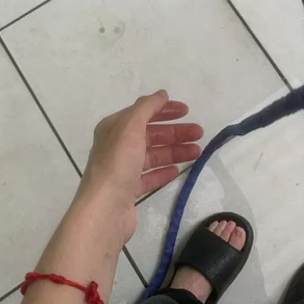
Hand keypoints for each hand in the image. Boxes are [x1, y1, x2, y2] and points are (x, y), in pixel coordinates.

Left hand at [74, 91, 202, 243]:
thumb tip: (162, 94)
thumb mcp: (131, 126)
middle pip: (150, 134)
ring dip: (175, 151)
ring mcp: (123, 169)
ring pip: (153, 155)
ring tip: (198, 152)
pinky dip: (164, 171)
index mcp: (114, 128)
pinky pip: (150, 176)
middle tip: (199, 133)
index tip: (187, 111)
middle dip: (175, 132)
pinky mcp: (129, 190)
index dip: (164, 109)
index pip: (142, 112)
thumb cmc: (117, 163)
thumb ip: (147, 107)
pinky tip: (178, 170)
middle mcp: (117, 146)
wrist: (105, 208)